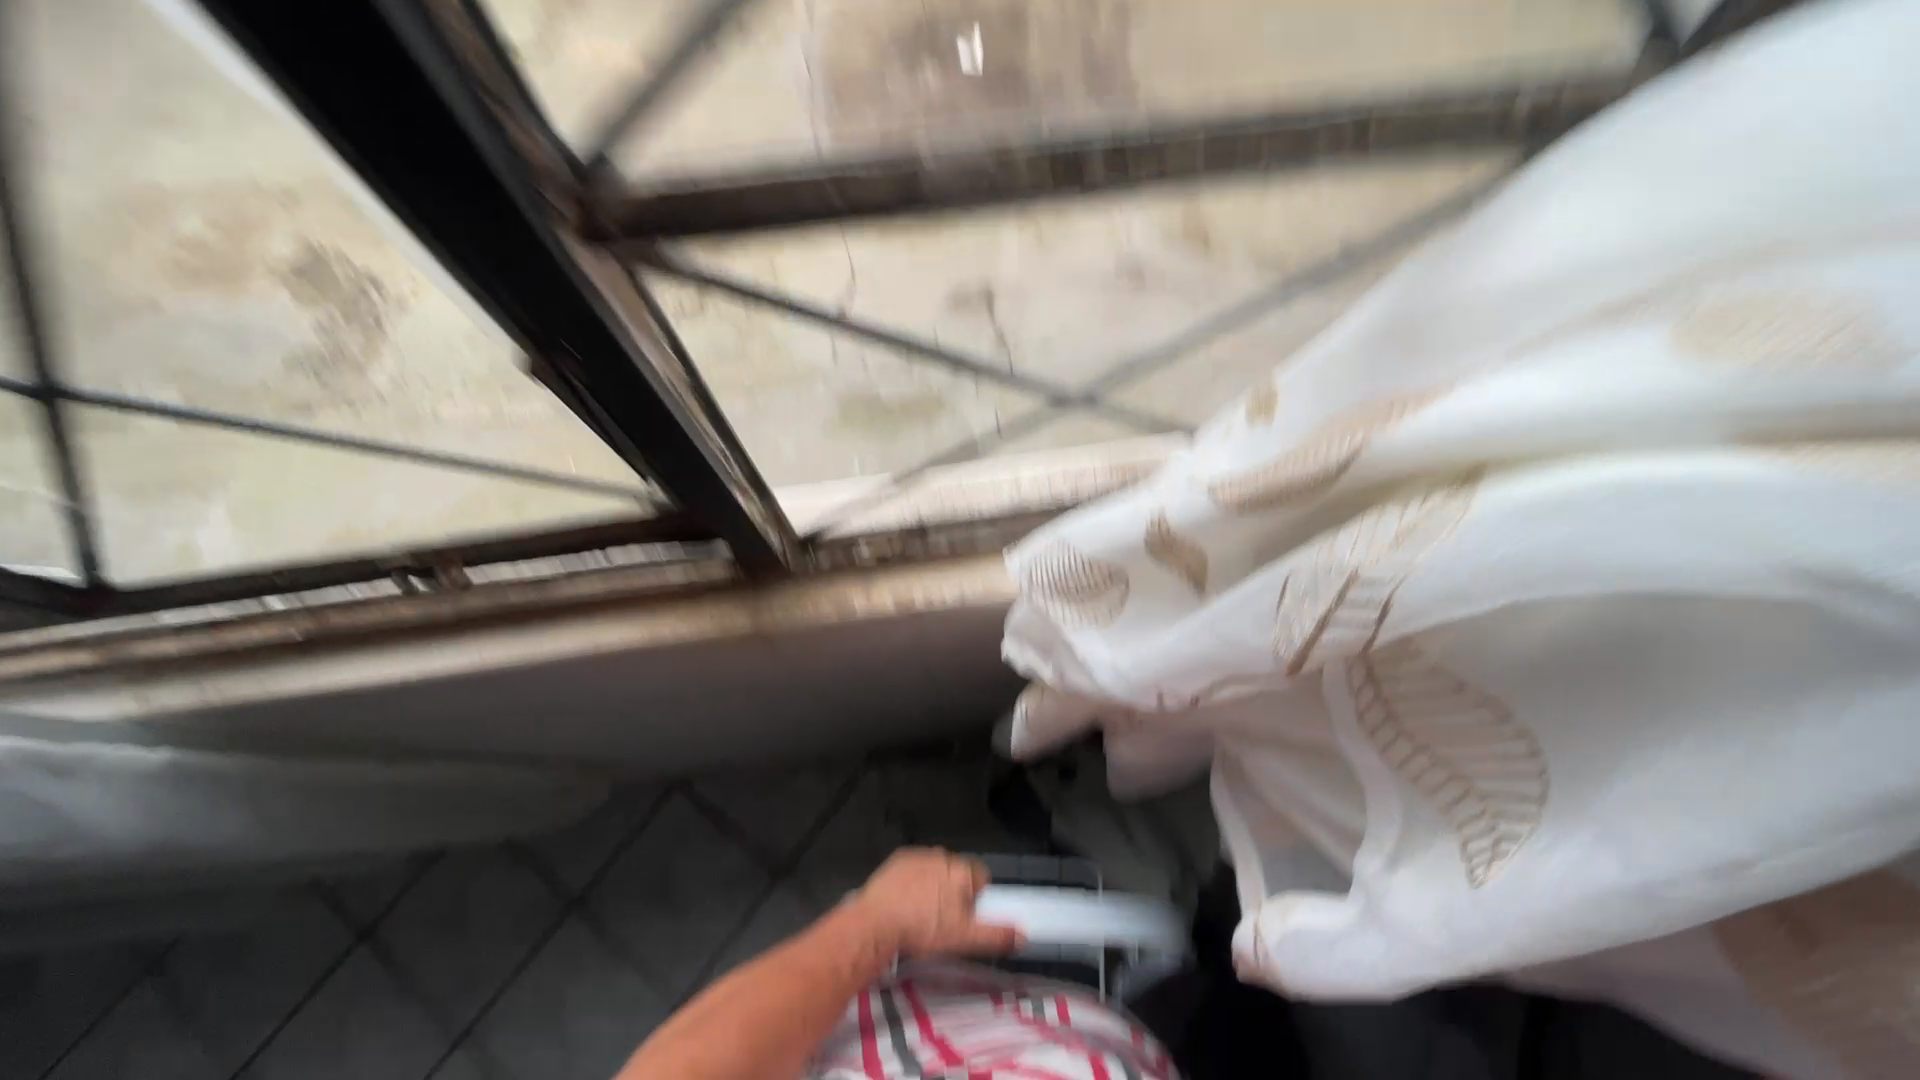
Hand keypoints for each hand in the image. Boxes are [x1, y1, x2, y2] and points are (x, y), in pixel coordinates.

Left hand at [851, 848, 1022, 959]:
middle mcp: (943, 857)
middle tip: (944, 919)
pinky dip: (913, 881)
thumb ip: (996, 935)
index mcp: (963, 872)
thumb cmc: (923, 929)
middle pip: (958, 873)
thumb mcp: (965, 939)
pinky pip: (914, 868)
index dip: (975, 898)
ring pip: (936, 870)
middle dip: (954, 892)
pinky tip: (906, 902)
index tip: (965, 917)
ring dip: (934, 885)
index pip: (981, 878)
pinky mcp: (898, 859)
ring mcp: (919, 856)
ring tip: (922, 913)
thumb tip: (1021, 935)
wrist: (877, 923)